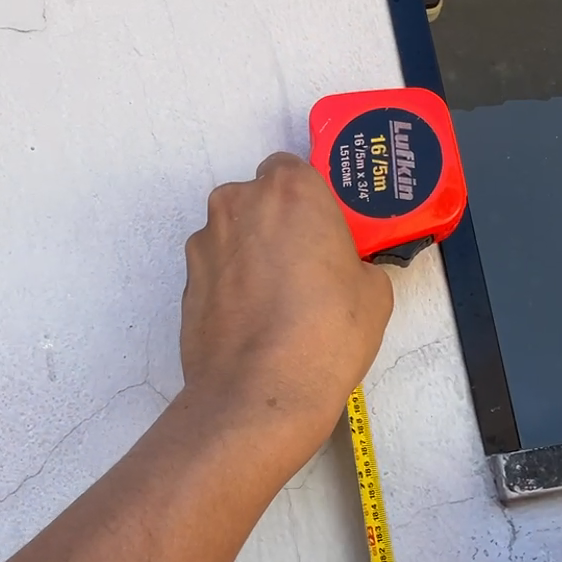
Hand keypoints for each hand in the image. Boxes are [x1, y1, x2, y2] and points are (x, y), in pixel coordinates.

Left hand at [178, 153, 393, 452]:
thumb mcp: (374, 291)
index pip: (294, 169)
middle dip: (278, 226)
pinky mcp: (186, 285)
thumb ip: (354, 261)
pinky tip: (254, 325)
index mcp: (289, 189)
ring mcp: (204, 245)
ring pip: (233, 237)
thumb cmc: (324, 334)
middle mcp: (237, 205)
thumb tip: (344, 273)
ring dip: (251, 257)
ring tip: (278, 305)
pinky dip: (231, 289)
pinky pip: (216, 274)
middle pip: (258, 201)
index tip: (325, 232)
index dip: (311, 201)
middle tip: (306, 269)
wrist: (260, 392)